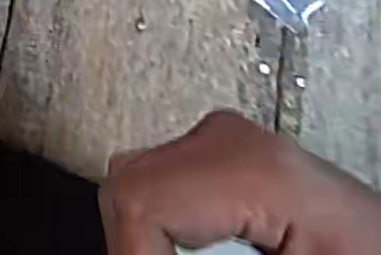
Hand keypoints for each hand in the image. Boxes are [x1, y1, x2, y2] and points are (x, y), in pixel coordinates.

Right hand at [98, 111, 380, 254]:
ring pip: (137, 182)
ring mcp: (228, 140)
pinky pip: (165, 186)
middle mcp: (228, 138)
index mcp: (253, 171)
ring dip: (151, 243)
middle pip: (127, 184)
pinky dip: (168, 234)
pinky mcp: (231, 156)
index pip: (136, 198)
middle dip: (135, 249)